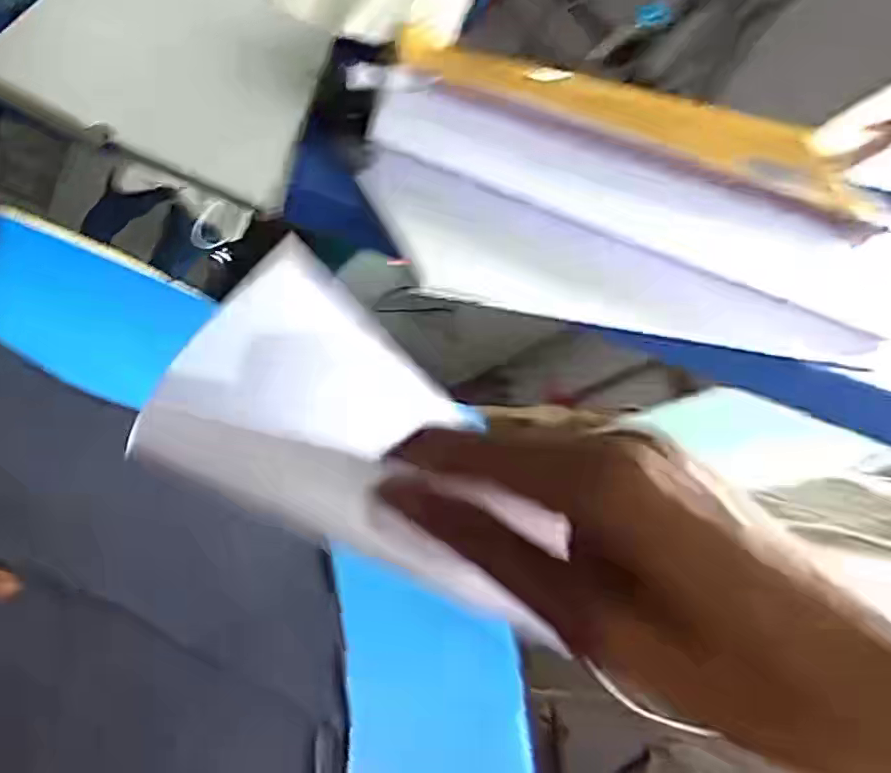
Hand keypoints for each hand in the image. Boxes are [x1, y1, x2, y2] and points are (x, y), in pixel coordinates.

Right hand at [379, 425, 890, 772]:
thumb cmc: (734, 671)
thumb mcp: (591, 624)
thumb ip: (484, 548)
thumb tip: (393, 496)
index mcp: (594, 475)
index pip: (458, 445)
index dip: (405, 463)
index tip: (373, 489)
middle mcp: (613, 438)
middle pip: (489, 437)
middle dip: (449, 473)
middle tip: (431, 524)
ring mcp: (644, 442)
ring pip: (523, 439)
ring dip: (491, 476)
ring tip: (488, 530)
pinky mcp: (663, 456)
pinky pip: (563, 447)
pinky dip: (531, 475)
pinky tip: (545, 522)